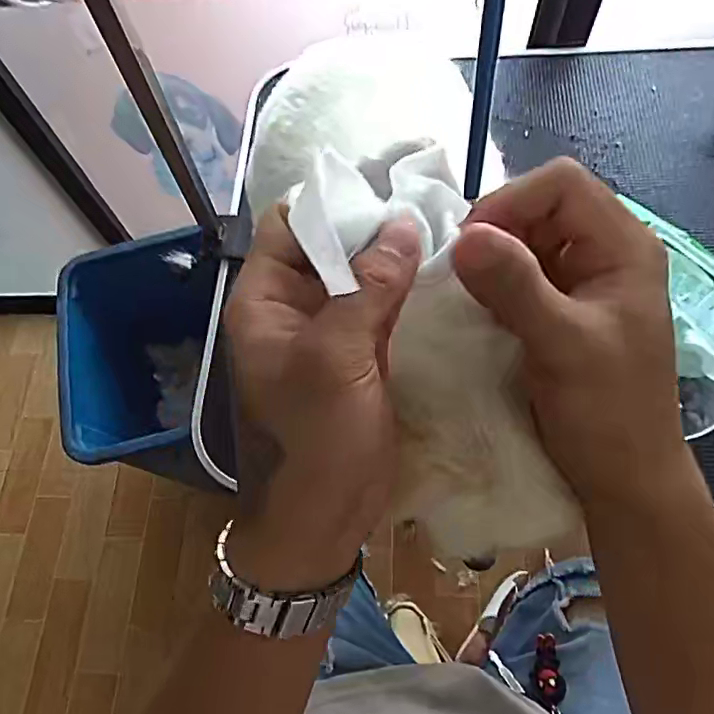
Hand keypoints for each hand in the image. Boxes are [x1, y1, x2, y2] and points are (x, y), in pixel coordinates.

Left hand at [224, 205, 423, 589]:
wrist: (320, 521)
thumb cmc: (313, 442)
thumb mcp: (334, 359)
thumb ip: (366, 288)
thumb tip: (402, 224)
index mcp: (264, 301)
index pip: (289, 225)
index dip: (333, 203)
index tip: (389, 192)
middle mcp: (292, 310)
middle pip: (329, 248)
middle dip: (374, 229)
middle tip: (434, 210)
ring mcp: (328, 336)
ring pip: (359, 279)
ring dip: (395, 262)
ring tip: (448, 237)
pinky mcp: (359, 360)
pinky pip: (380, 312)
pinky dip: (405, 295)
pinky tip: (443, 280)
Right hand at [454, 158, 688, 506]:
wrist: (624, 477)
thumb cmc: (608, 414)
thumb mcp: (562, 346)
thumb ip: (516, 286)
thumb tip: (463, 237)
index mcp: (624, 247)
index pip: (561, 184)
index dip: (509, 202)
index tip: (469, 246)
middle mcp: (606, 253)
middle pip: (541, 207)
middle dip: (496, 233)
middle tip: (463, 276)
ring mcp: (585, 283)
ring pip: (526, 242)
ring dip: (492, 261)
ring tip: (470, 296)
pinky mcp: (564, 310)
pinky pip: (522, 276)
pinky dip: (495, 286)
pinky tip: (481, 313)